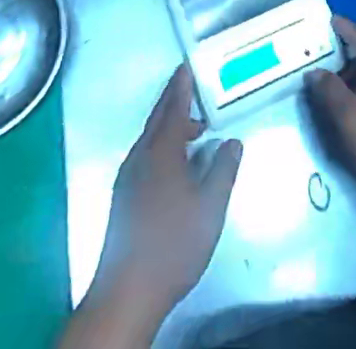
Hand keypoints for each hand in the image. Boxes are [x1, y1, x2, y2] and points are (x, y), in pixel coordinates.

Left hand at [88, 65, 242, 328]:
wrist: (128, 288)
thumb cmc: (174, 243)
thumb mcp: (210, 207)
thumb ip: (223, 170)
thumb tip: (232, 141)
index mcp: (160, 153)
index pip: (172, 110)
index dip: (181, 88)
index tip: (185, 67)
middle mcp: (139, 157)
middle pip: (157, 120)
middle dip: (173, 102)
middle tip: (190, 87)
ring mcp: (127, 177)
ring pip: (150, 140)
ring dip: (169, 127)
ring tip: (193, 129)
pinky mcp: (123, 196)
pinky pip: (145, 155)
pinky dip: (161, 146)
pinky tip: (174, 163)